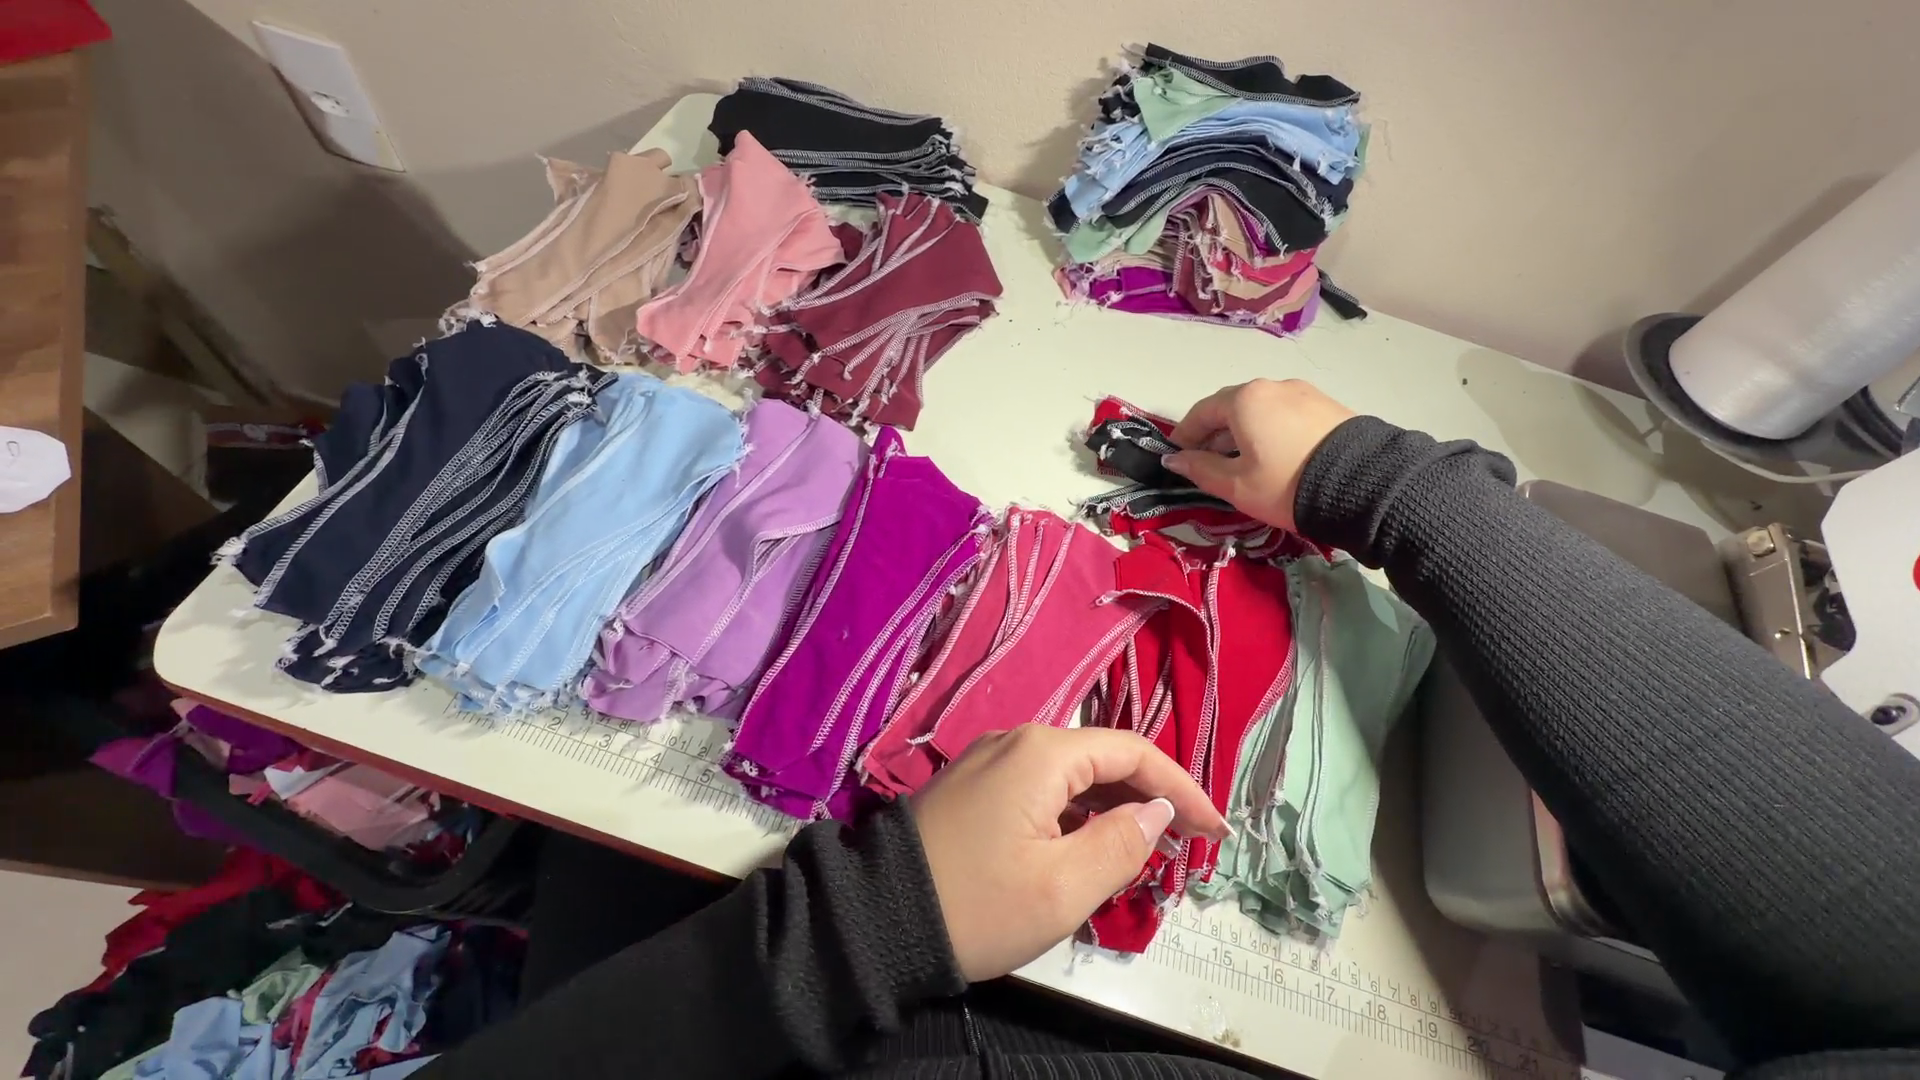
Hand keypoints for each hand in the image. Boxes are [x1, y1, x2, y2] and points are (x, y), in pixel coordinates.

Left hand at [908, 725, 1228, 980]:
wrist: (876, 918)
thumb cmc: (977, 904)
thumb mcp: (1062, 888)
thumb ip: (1120, 844)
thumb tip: (1155, 812)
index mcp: (1041, 753)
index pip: (1132, 753)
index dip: (1181, 788)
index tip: (1216, 831)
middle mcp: (1016, 742)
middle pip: (1102, 758)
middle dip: (1151, 796)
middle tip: (1191, 843)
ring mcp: (990, 762)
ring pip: (1072, 775)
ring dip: (1115, 806)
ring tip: (1152, 849)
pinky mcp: (975, 787)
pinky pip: (1042, 789)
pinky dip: (1079, 813)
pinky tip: (1095, 844)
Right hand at [1162, 379, 1356, 530]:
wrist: (1364, 486)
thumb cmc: (1286, 483)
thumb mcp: (1236, 485)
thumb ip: (1200, 469)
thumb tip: (1174, 461)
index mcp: (1244, 399)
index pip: (1201, 412)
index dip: (1184, 435)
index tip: (1176, 456)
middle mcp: (1272, 386)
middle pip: (1230, 407)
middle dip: (1213, 432)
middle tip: (1206, 461)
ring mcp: (1303, 393)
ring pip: (1259, 410)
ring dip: (1241, 432)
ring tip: (1240, 461)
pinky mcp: (1326, 407)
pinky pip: (1284, 414)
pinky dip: (1268, 430)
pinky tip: (1272, 455)